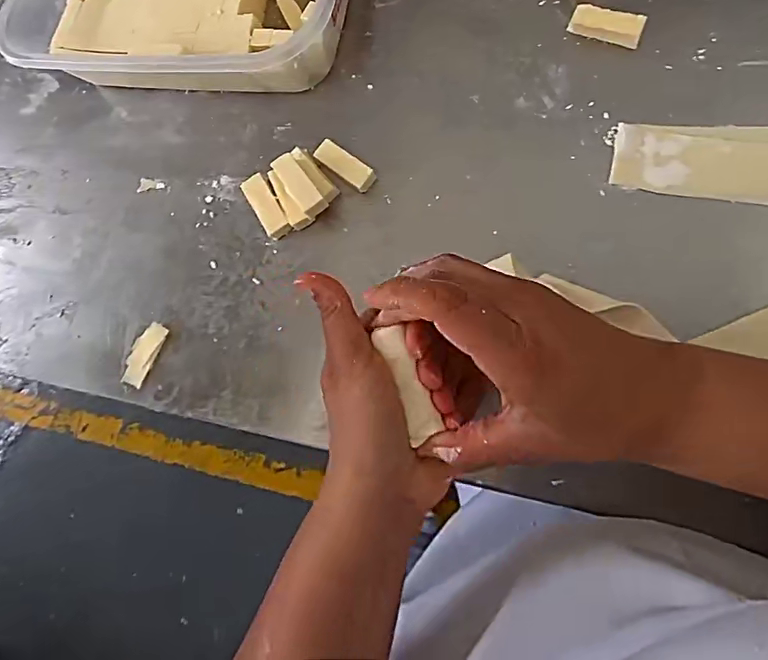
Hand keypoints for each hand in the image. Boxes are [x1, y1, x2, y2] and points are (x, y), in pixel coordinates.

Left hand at [298, 273, 453, 520]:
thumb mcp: (348, 361)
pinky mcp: (436, 417)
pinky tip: (453, 415)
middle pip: (424, 338)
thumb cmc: (362, 428)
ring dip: (446, 383)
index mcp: (363, 350)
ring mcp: (413, 394)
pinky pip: (457, 395)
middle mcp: (388, 369)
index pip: (395, 313)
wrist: (387, 492)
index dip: (411, 317)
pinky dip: (458, 404)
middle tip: (425, 379)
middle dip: (432, 356)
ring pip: (445, 366)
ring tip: (437, 403)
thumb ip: (338, 316)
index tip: (416, 335)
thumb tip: (309, 276)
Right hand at [366, 255, 690, 471]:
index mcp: (512, 345)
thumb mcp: (530, 441)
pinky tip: (454, 351)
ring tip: (427, 354)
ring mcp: (523, 293)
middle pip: (444, 272)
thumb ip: (472, 445)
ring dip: (429, 299)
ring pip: (458, 273)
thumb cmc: (595, 418)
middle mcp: (514, 305)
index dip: (402, 298)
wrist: (653, 392)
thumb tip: (428, 450)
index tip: (373, 305)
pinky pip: (475, 285)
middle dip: (407, 293)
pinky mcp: (528, 293)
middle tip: (395, 336)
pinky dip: (452, 305)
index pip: (445, 302)